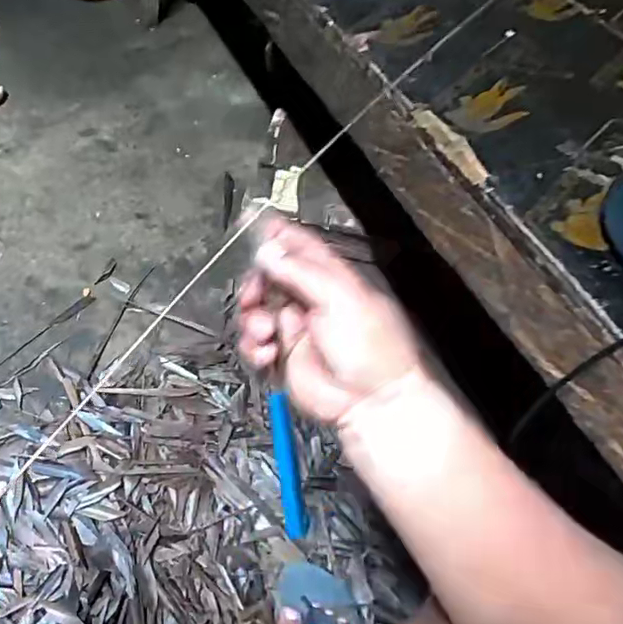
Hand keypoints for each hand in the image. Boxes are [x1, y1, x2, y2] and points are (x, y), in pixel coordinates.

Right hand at [236, 217, 428, 426]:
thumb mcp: (339, 298)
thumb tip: (269, 251)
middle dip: (256, 284)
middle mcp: (310, 302)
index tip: (251, 222)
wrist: (369, 401)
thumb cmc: (371, 350)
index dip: (277, 235)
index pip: (300, 248)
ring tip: (265, 331)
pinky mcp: (282, 358)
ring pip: (256, 313)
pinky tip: (269, 353)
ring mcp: (294, 331)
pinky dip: (254, 348)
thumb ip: (300, 272)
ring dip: (253, 319)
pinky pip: (254, 345)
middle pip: (269, 280)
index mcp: (331, 280)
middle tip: (254, 293)